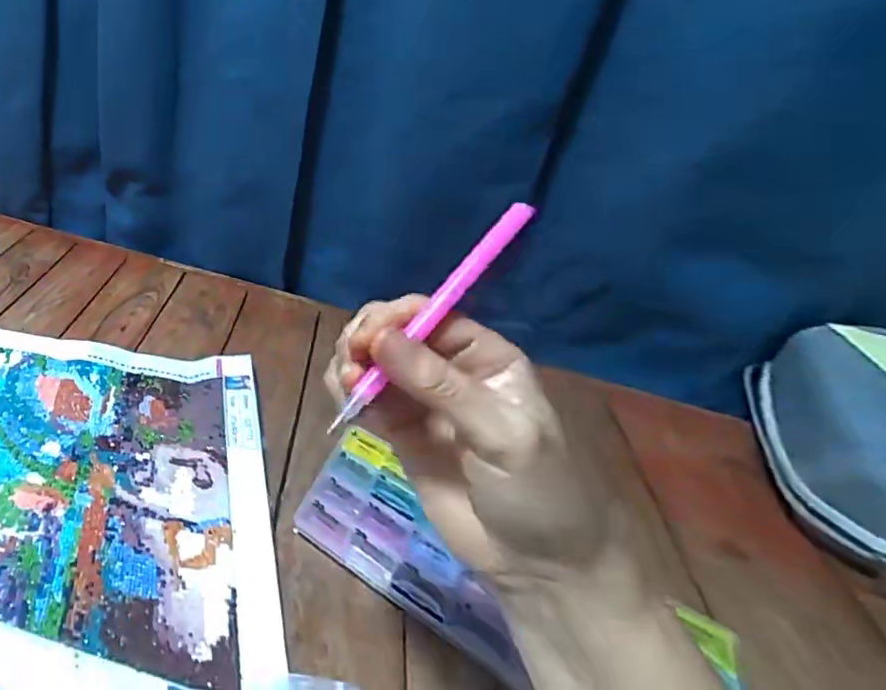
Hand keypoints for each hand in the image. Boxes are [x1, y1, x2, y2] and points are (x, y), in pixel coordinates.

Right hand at [323, 295, 613, 587]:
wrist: (540, 571)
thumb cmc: (541, 494)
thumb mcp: (502, 435)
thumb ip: (440, 386)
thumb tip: (379, 339)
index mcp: (483, 356)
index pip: (429, 315)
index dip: (394, 318)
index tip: (367, 337)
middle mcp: (446, 367)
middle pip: (391, 330)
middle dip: (365, 336)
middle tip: (351, 360)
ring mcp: (418, 398)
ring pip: (370, 357)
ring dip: (349, 359)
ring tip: (346, 383)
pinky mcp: (396, 427)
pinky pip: (361, 393)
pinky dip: (344, 386)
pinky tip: (344, 396)